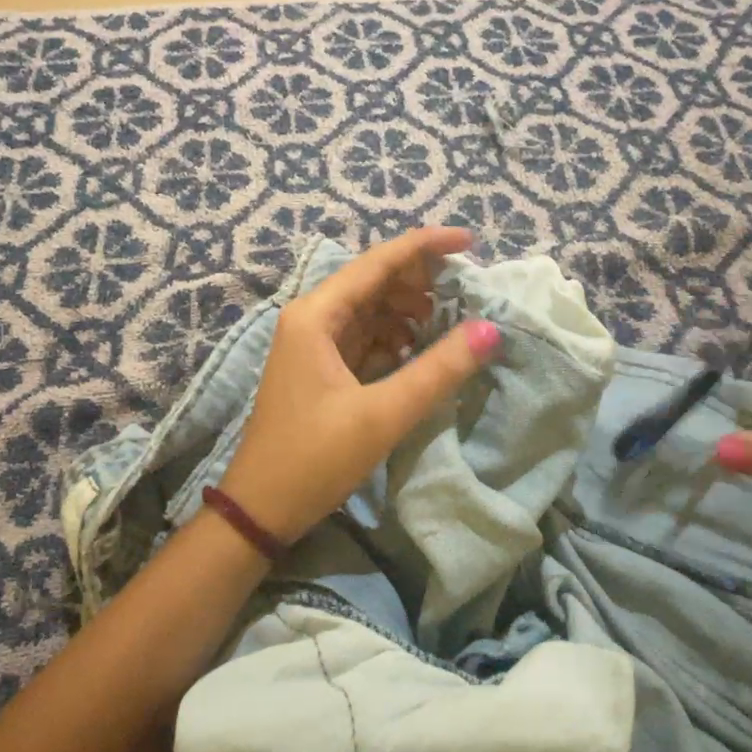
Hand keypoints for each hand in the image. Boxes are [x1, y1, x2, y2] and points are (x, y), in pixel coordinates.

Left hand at [218, 228, 502, 542]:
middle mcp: (311, 317)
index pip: (379, 261)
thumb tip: (490, 329)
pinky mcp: (319, 368)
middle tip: (467, 289)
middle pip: (374, 280)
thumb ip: (438, 370)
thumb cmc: (315, 457)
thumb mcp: (383, 414)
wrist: (260, 509)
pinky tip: (420, 351)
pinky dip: (394, 337)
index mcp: (317, 314)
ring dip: (408, 310)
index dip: (426, 246)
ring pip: (370, 309)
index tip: (471, 242)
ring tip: (449, 322)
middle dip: (420, 280)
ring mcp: (312, 343)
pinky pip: (363, 336)